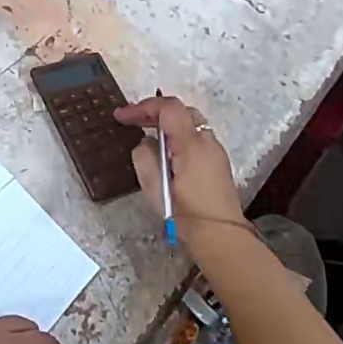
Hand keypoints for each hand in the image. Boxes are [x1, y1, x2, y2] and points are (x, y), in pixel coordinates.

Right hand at [114, 95, 244, 242]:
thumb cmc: (183, 213)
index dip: (143, 106)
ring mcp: (216, 151)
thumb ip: (144, 156)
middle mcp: (207, 141)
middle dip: (155, 111)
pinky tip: (167, 151)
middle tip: (134, 121)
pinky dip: (179, 135)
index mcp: (191, 143)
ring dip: (168, 122)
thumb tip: (147, 142)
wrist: (220, 237)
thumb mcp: (153, 187)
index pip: (168, 108)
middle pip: (181, 110)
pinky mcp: (218, 162)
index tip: (122, 116)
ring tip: (148, 134)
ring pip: (191, 122)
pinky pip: (197, 137)